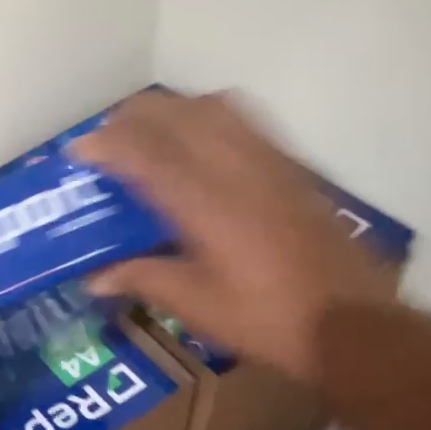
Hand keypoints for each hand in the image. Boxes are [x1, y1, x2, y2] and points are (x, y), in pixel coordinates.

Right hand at [74, 90, 398, 383]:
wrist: (352, 321)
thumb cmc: (266, 320)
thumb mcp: (195, 305)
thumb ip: (143, 279)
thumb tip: (94, 278)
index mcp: (206, 205)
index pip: (147, 155)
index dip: (107, 144)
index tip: (78, 148)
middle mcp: (237, 169)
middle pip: (179, 115)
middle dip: (135, 116)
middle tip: (107, 136)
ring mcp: (270, 163)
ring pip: (214, 108)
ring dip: (173, 109)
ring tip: (149, 129)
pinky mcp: (292, 168)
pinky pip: (245, 120)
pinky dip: (210, 115)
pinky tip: (201, 138)